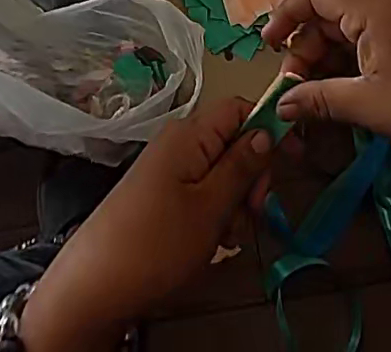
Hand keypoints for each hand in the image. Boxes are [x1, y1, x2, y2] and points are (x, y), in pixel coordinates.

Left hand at [20, 99, 275, 350]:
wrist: (96, 283)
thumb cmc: (158, 242)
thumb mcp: (211, 206)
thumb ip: (242, 165)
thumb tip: (267, 129)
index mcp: (190, 133)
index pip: (239, 107)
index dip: (270, 126)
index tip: (294, 160)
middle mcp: (179, 141)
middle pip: (233, 141)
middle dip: (252, 176)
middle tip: (253, 214)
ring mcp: (169, 167)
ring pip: (221, 172)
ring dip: (235, 203)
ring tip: (226, 236)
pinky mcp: (162, 191)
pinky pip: (202, 191)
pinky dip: (215, 213)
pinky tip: (211, 241)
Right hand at [261, 0, 390, 170]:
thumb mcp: (373, 106)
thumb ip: (321, 99)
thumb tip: (281, 104)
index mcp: (372, 7)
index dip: (283, 17)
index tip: (266, 49)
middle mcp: (386, 6)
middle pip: (327, 16)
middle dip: (304, 51)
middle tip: (295, 92)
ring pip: (348, 35)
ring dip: (327, 64)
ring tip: (318, 102)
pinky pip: (371, 47)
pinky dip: (352, 70)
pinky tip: (348, 100)